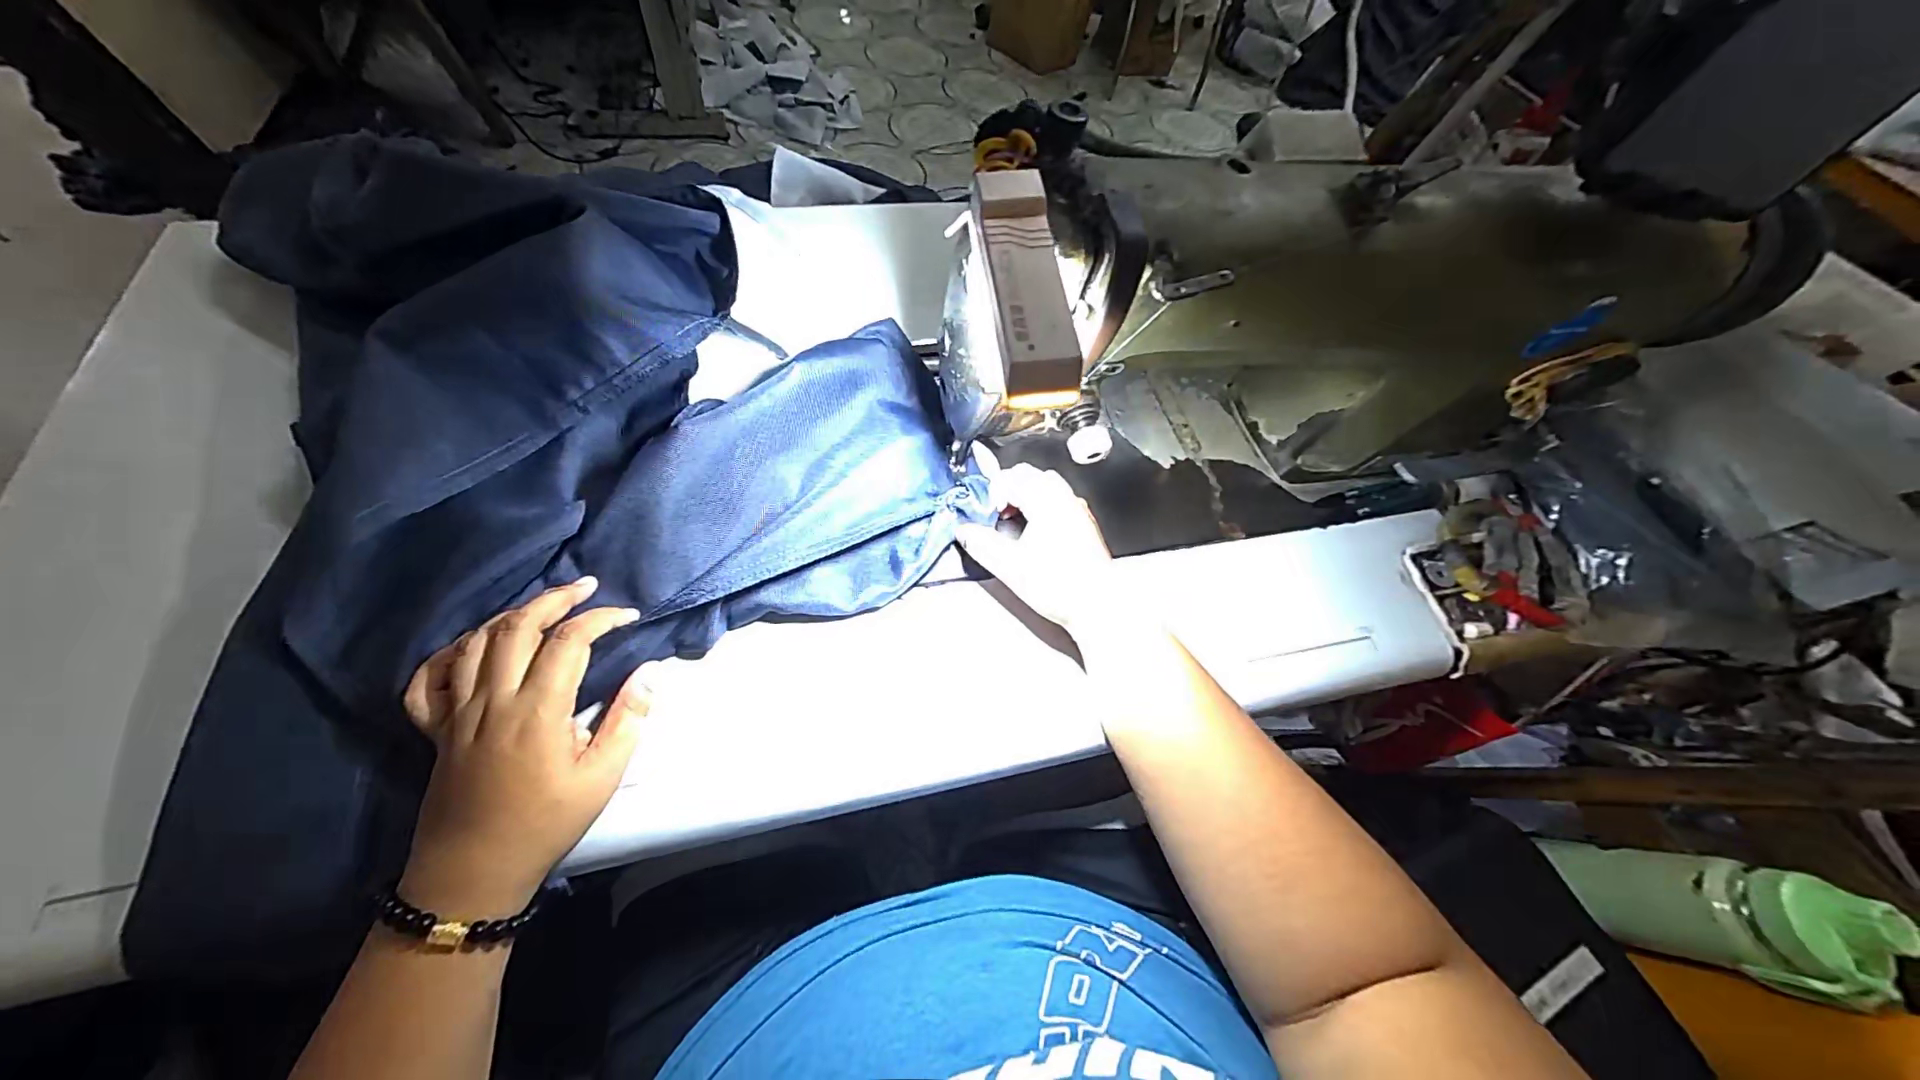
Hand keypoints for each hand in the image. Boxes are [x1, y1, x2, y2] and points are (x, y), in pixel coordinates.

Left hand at [398, 577, 648, 917]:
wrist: (473, 871)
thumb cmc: (546, 823)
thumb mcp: (602, 777)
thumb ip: (627, 719)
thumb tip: (647, 674)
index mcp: (537, 711)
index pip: (569, 641)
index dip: (601, 619)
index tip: (628, 616)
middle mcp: (493, 701)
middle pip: (517, 627)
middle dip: (555, 598)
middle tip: (585, 587)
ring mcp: (457, 713)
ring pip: (476, 642)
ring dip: (511, 615)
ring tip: (542, 607)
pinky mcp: (436, 730)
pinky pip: (428, 680)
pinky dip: (449, 653)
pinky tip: (473, 645)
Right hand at [954, 462, 1117, 632]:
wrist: (1099, 605)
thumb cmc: (1061, 585)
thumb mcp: (1009, 565)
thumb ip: (981, 544)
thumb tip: (964, 532)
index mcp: (1045, 499)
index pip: (1009, 479)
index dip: (990, 495)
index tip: (982, 515)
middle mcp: (1064, 498)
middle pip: (1029, 476)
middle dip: (1006, 492)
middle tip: (993, 516)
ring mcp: (1077, 510)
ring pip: (1045, 488)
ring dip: (1024, 500)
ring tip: (1012, 526)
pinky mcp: (1084, 525)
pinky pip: (1058, 503)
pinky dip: (1040, 510)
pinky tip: (1033, 536)